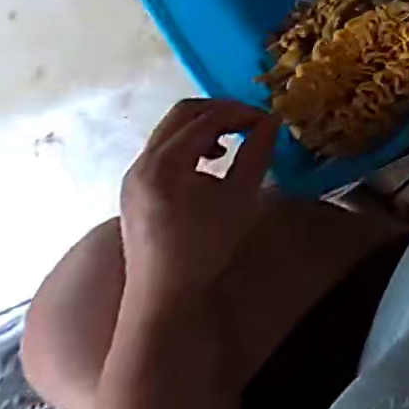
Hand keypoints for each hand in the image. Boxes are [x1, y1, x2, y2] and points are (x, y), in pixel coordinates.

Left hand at [117, 100, 277, 306]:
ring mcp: (135, 174)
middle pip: (183, 113)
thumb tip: (272, 121)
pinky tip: (212, 162)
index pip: (207, 118)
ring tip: (234, 141)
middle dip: (221, 111)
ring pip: (172, 129)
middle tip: (251, 122)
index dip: (242, 113)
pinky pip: (164, 148)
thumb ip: (257, 152)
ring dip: (205, 126)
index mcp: (165, 162)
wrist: (165, 297)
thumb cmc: (205, 246)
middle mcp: (143, 161)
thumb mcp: (240, 195)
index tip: (269, 120)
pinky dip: (190, 143)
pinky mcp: (135, 188)